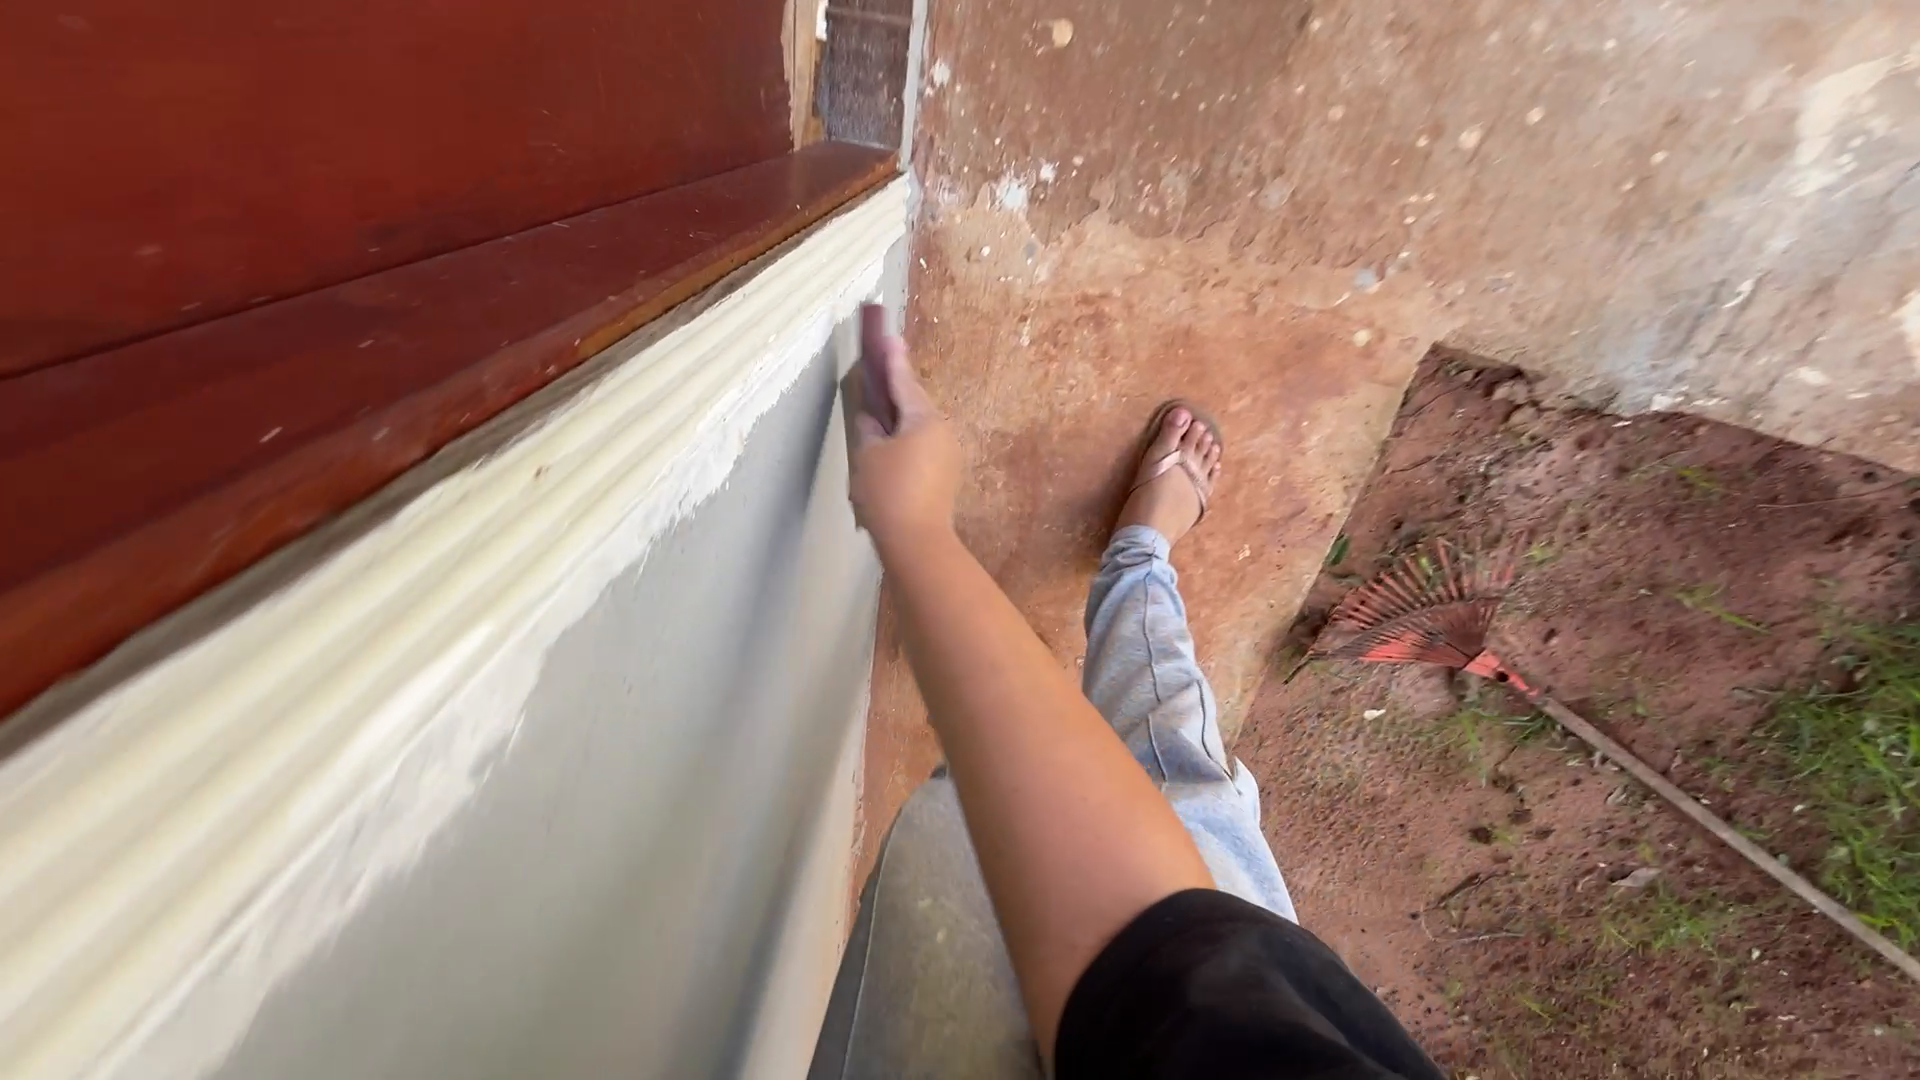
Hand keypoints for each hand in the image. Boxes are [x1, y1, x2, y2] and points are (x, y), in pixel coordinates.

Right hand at [847, 333, 961, 550]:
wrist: (917, 542)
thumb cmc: (888, 493)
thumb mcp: (868, 454)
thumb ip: (868, 427)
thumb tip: (871, 416)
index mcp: (925, 419)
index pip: (903, 381)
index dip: (891, 359)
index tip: (888, 335)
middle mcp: (943, 431)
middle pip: (913, 405)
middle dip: (893, 393)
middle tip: (876, 373)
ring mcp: (948, 455)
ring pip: (917, 428)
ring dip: (897, 422)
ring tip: (875, 418)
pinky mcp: (946, 476)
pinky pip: (921, 448)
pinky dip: (904, 443)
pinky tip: (888, 450)